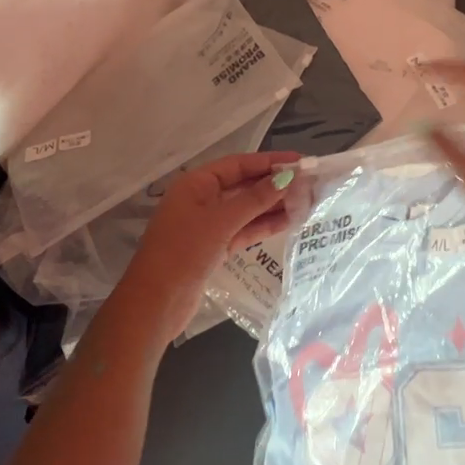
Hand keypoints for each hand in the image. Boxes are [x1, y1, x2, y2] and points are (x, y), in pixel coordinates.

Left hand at [119, 151, 313, 339]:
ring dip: (273, 206)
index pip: (239, 164)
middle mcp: (202, 199)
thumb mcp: (221, 221)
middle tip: (309, 184)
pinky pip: (243, 230)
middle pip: (243, 185)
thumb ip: (255, 199)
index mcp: (196, 184)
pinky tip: (288, 222)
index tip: (299, 161)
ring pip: (246, 209)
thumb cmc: (183, 252)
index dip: (269, 162)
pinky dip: (264, 226)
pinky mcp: (214, 248)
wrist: (155, 304)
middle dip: (274, 185)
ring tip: (305, 202)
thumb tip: (286, 177)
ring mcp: (207, 225)